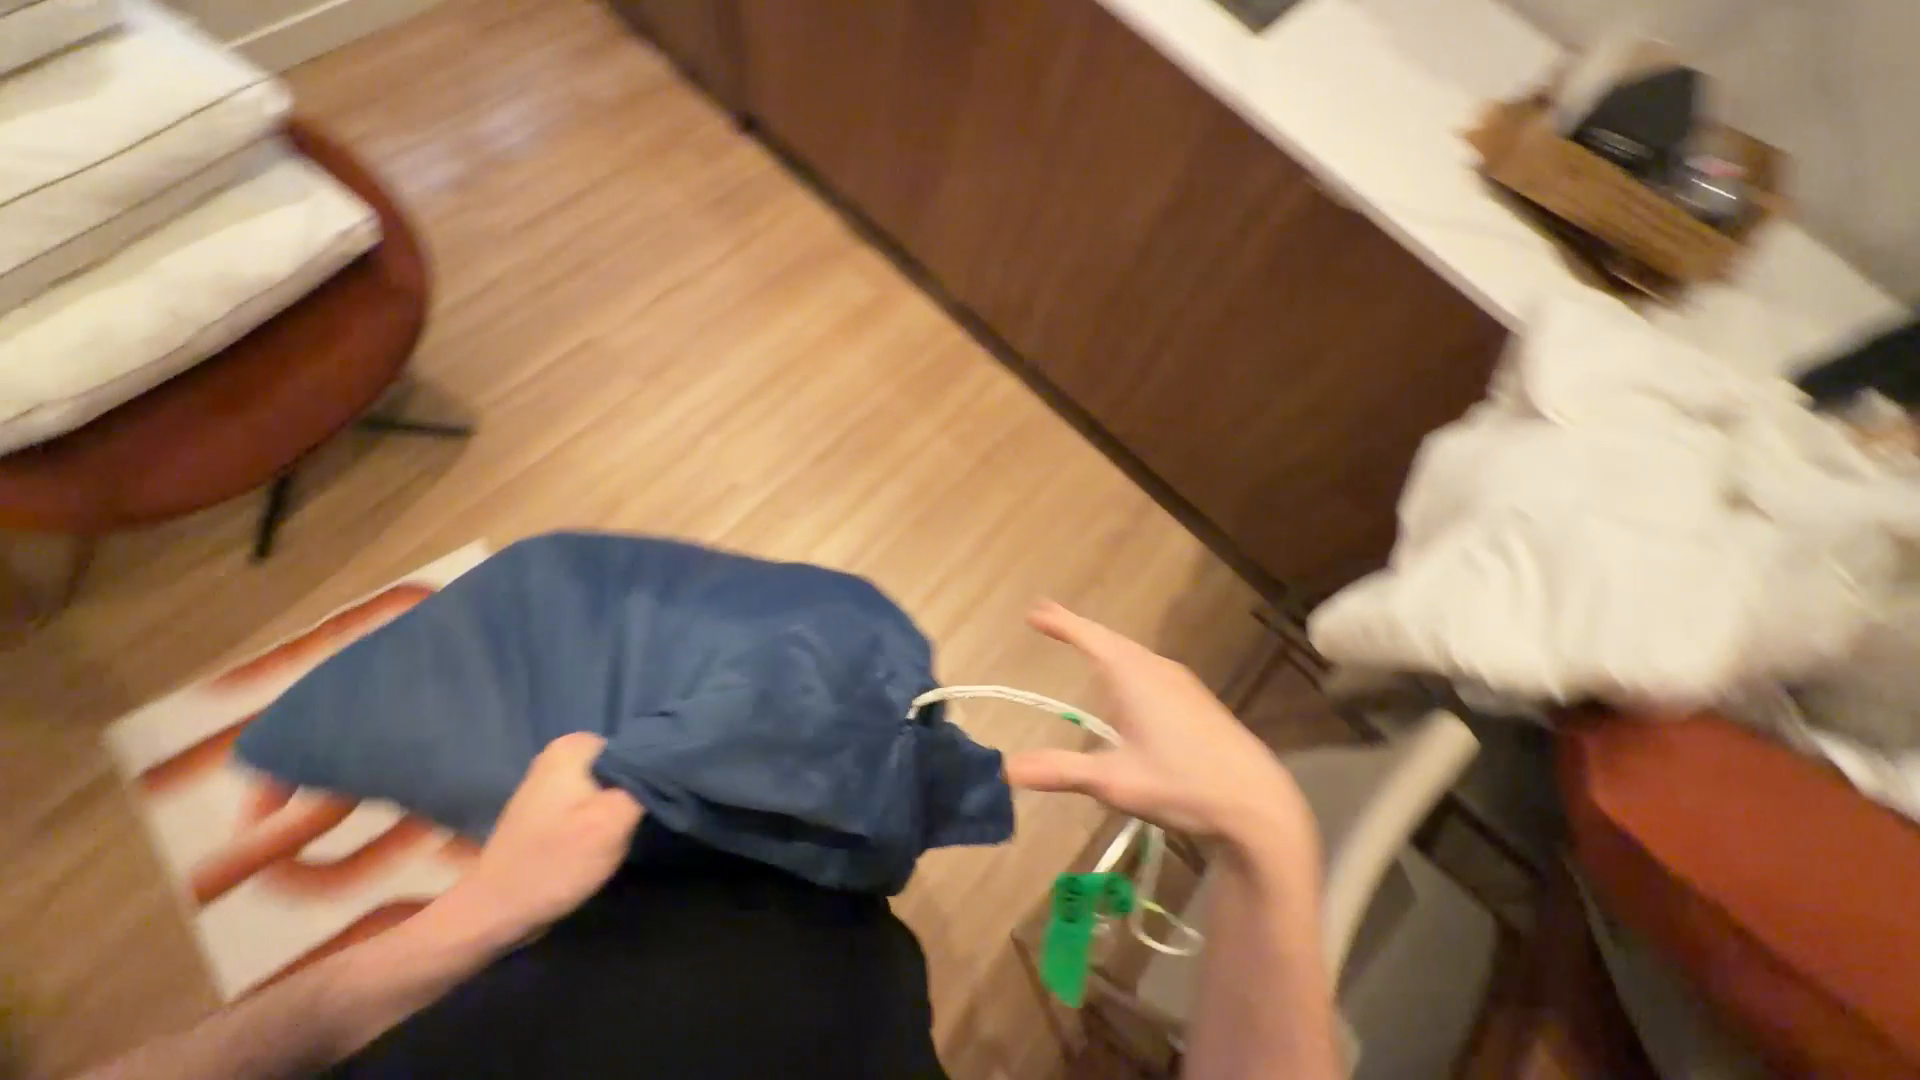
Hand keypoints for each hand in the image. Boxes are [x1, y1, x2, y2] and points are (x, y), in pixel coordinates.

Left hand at [433, 733, 642, 945]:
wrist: (497, 913)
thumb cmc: (557, 861)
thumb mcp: (614, 819)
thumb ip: (645, 783)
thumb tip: (672, 759)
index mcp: (573, 746)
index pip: (637, 744)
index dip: (654, 771)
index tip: (658, 800)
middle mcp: (558, 756)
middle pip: (622, 766)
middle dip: (636, 790)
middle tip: (639, 820)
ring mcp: (551, 784)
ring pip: (608, 787)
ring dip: (620, 807)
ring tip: (623, 832)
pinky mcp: (548, 812)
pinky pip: (590, 804)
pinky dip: (602, 819)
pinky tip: (603, 841)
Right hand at [1006, 602, 1316, 855]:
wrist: (1258, 803)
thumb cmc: (1183, 785)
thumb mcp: (1114, 782)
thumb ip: (1060, 772)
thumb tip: (1006, 769)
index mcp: (1134, 677)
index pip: (1089, 638)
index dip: (1060, 623)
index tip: (1034, 610)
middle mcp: (1157, 669)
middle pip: (1111, 641)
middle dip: (1078, 629)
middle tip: (1049, 619)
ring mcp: (1181, 683)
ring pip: (1133, 654)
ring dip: (1103, 646)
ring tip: (1081, 642)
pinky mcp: (1196, 700)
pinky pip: (1148, 668)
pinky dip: (1124, 663)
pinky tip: (1126, 683)